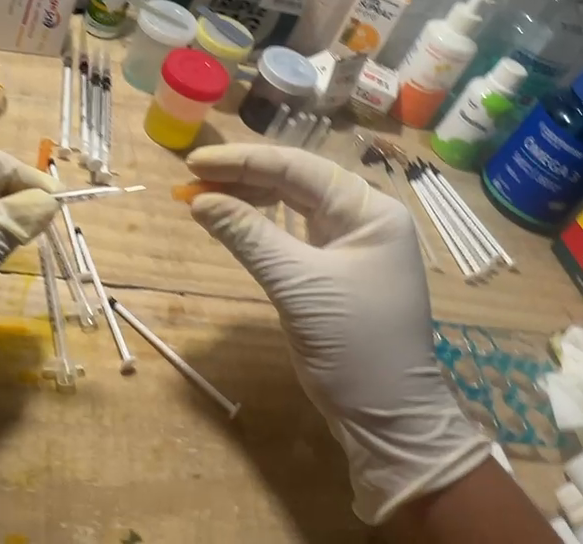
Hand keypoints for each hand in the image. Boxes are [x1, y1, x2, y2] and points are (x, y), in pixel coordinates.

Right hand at [185, 144, 490, 524]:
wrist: (390, 422)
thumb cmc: (355, 346)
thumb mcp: (298, 286)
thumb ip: (248, 236)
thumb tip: (200, 200)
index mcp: (370, 209)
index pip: (299, 168)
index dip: (244, 161)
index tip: (196, 160)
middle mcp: (363, 217)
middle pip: (296, 180)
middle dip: (243, 178)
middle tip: (193, 180)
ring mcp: (350, 243)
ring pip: (292, 204)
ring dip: (248, 199)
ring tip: (205, 197)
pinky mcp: (333, 269)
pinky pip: (291, 232)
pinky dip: (259, 226)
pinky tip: (231, 221)